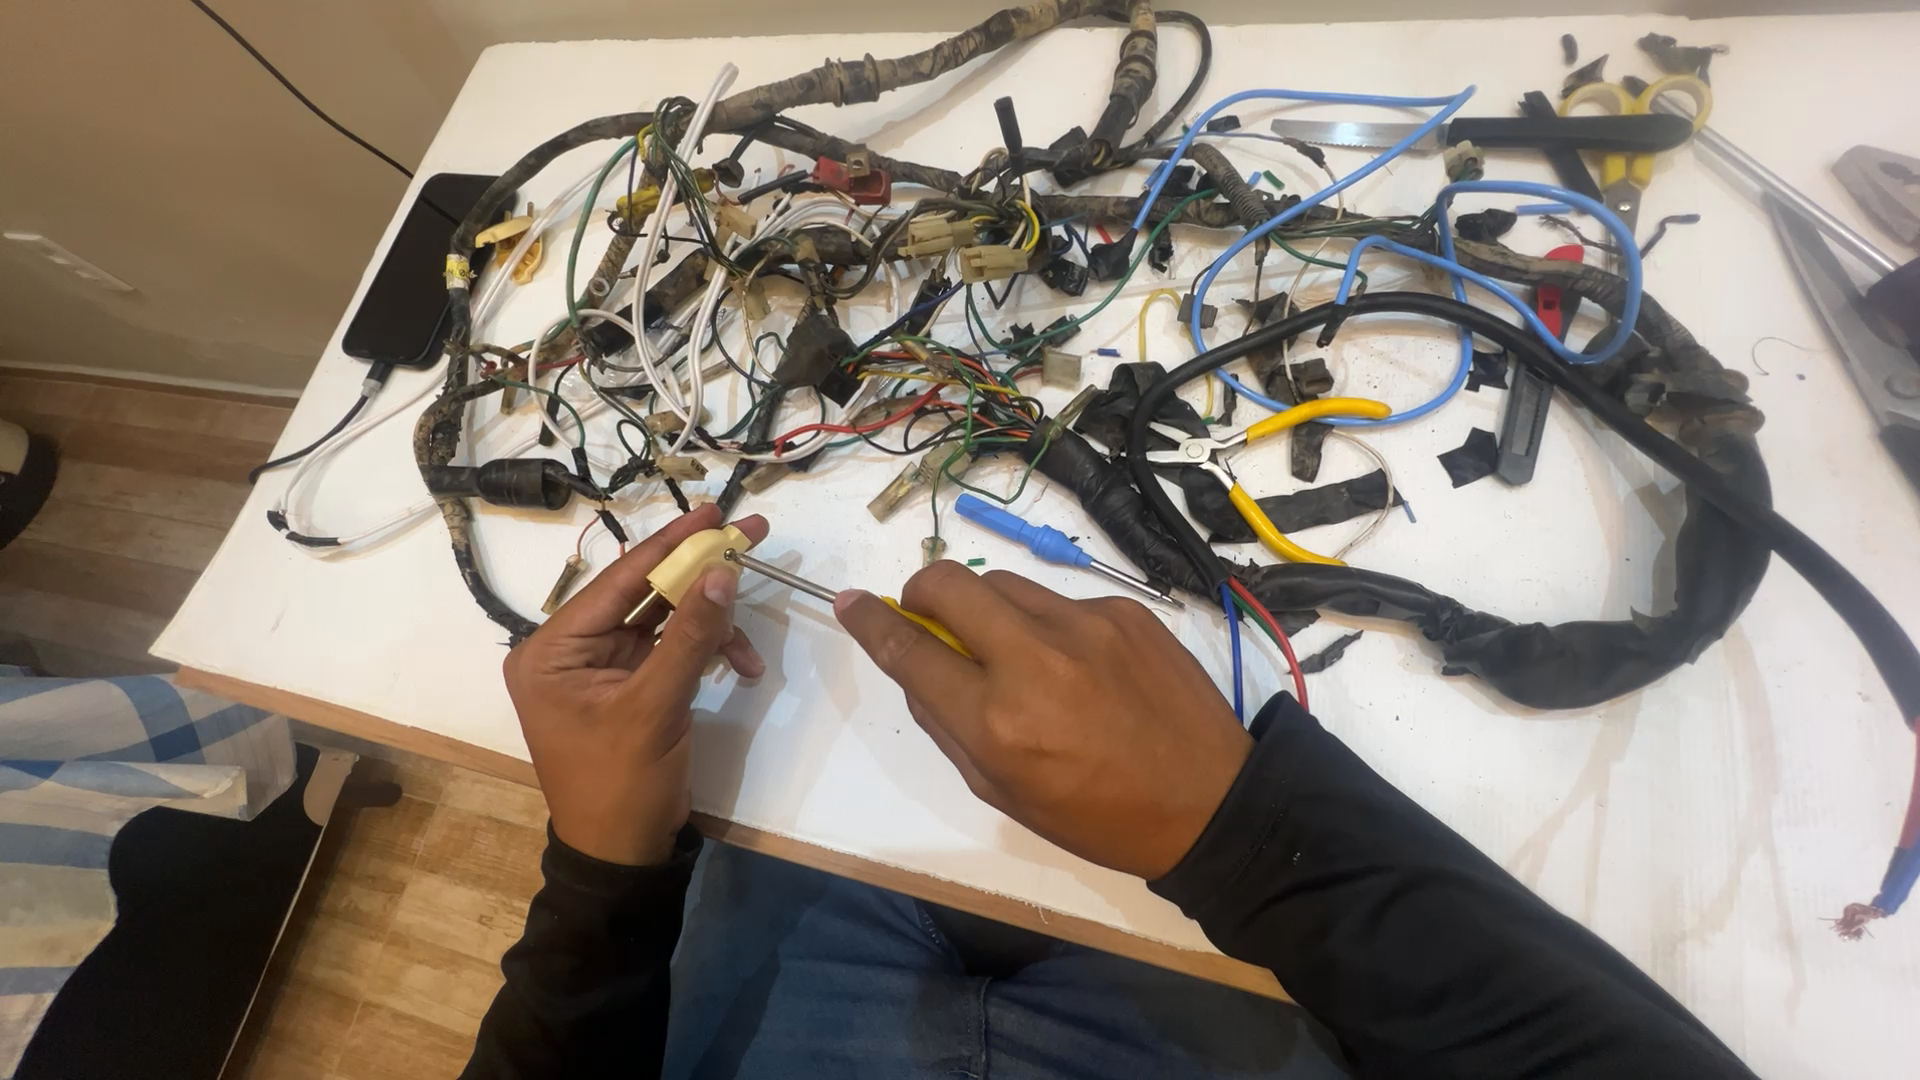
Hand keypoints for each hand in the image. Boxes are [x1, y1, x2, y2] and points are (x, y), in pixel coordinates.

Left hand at [503, 505, 767, 865]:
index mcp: (553, 649)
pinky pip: (675, 648)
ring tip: (749, 645)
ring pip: (667, 619)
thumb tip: (723, 571)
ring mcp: (605, 665)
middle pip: (645, 593)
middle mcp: (573, 648)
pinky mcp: (633, 682)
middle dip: (699, 574)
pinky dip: (710, 652)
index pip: (619, 580)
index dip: (670, 543)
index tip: (712, 511)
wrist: (624, 852)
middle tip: (747, 536)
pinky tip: (743, 666)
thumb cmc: (622, 781)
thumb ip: (691, 634)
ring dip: (713, 625)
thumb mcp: (657, 705)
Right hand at [835, 563, 1250, 879]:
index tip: (849, 601)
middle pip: (949, 584)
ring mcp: (1085, 624)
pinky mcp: (1124, 610)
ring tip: (1013, 649)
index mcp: (998, 721)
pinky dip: (1046, 623)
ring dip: (986, 607)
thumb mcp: (1004, 792)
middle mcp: (1035, 658)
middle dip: (921, 590)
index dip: (870, 622)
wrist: (1210, 801)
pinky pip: (1059, 600)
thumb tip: (917, 667)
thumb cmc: (1096, 815)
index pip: (910, 652)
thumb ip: (948, 724)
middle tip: (928, 614)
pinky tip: (1077, 663)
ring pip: (1003, 583)